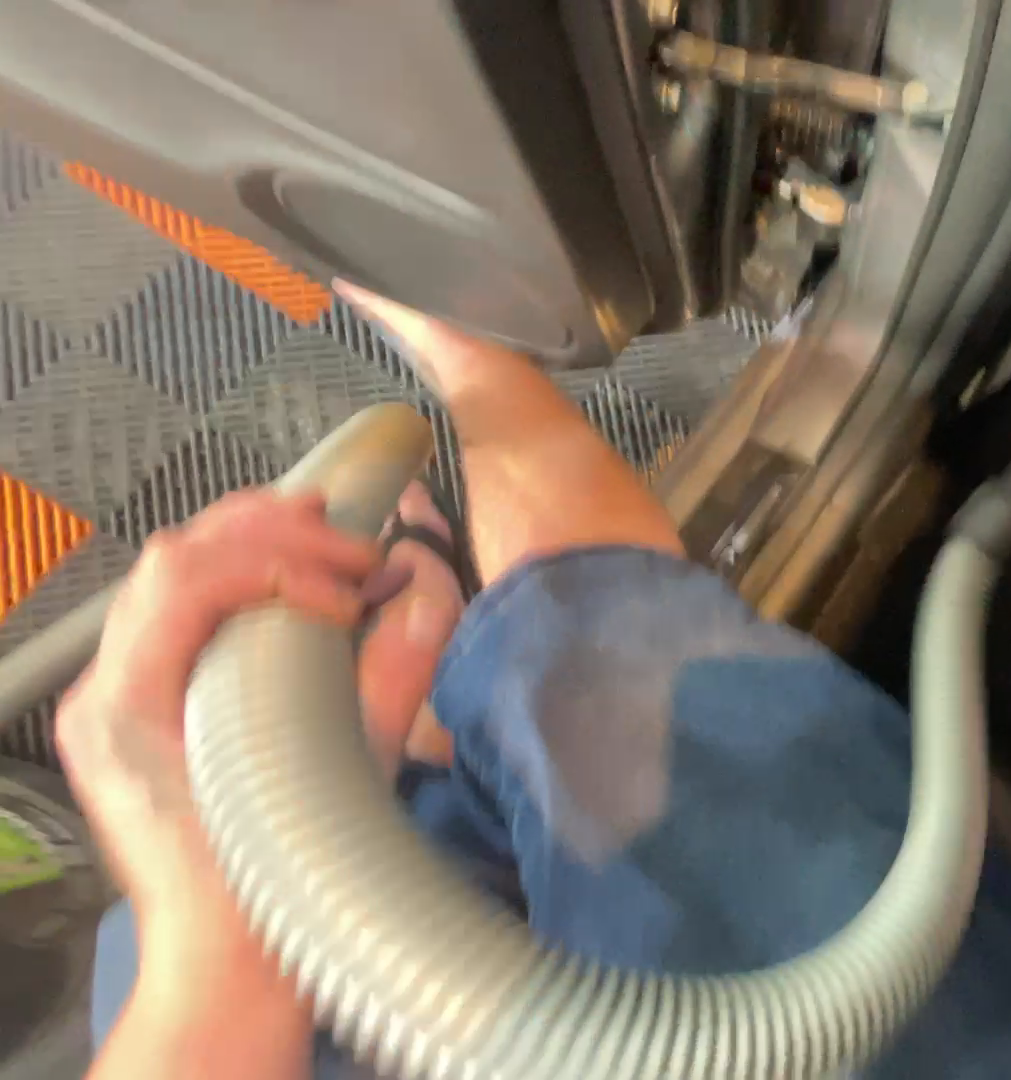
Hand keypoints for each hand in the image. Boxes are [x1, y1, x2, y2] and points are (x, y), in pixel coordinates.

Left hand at [58, 491, 377, 1002]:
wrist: (229, 948)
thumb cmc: (279, 870)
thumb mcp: (355, 764)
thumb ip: (396, 671)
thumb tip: (427, 591)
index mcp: (136, 706)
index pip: (192, 581)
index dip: (285, 564)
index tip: (360, 592)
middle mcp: (110, 688)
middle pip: (175, 556)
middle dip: (278, 533)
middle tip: (361, 545)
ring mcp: (122, 692)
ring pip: (174, 572)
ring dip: (262, 544)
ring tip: (339, 548)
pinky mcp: (151, 700)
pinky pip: (188, 607)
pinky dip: (251, 576)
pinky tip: (307, 587)